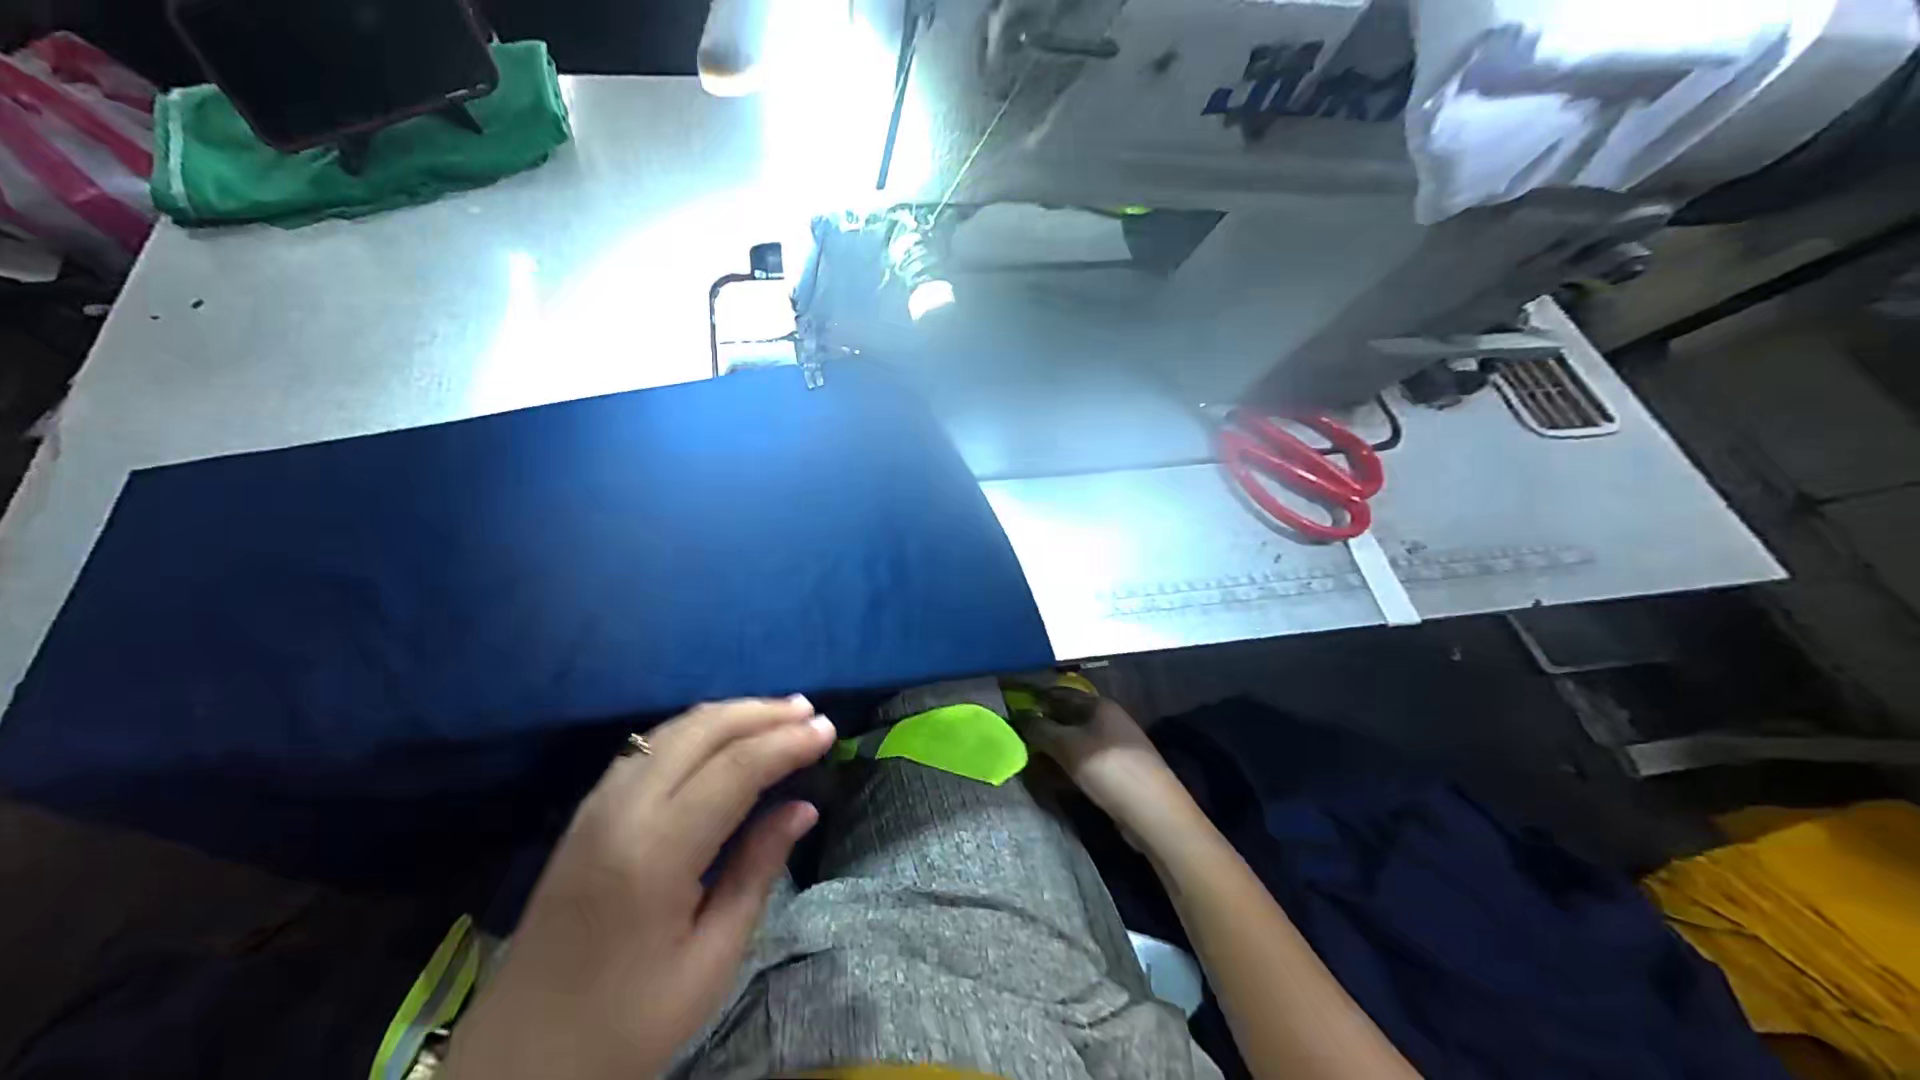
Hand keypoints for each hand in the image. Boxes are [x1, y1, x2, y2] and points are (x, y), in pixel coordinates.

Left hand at [445, 697, 835, 1079]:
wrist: (518, 1061)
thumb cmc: (627, 1024)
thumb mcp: (711, 961)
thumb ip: (757, 870)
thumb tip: (802, 807)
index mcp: (655, 853)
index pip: (735, 769)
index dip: (786, 742)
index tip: (829, 730)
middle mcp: (621, 811)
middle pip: (702, 732)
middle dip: (762, 713)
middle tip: (811, 712)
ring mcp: (596, 807)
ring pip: (672, 730)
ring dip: (730, 715)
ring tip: (778, 713)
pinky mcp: (585, 813)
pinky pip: (648, 748)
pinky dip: (695, 730)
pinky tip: (722, 737)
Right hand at [1020, 695, 1191, 839]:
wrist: (1153, 813)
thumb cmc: (1108, 768)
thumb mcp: (1068, 745)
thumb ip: (1041, 729)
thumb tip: (1021, 718)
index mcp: (1099, 705)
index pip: (1059, 693)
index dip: (1034, 698)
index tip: (1010, 708)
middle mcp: (1107, 720)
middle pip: (1066, 719)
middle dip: (1041, 728)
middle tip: (1013, 738)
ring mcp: (1112, 747)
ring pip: (1073, 743)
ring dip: (1051, 751)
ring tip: (1025, 760)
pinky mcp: (1115, 772)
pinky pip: (1081, 763)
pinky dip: (1064, 768)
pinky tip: (1048, 779)